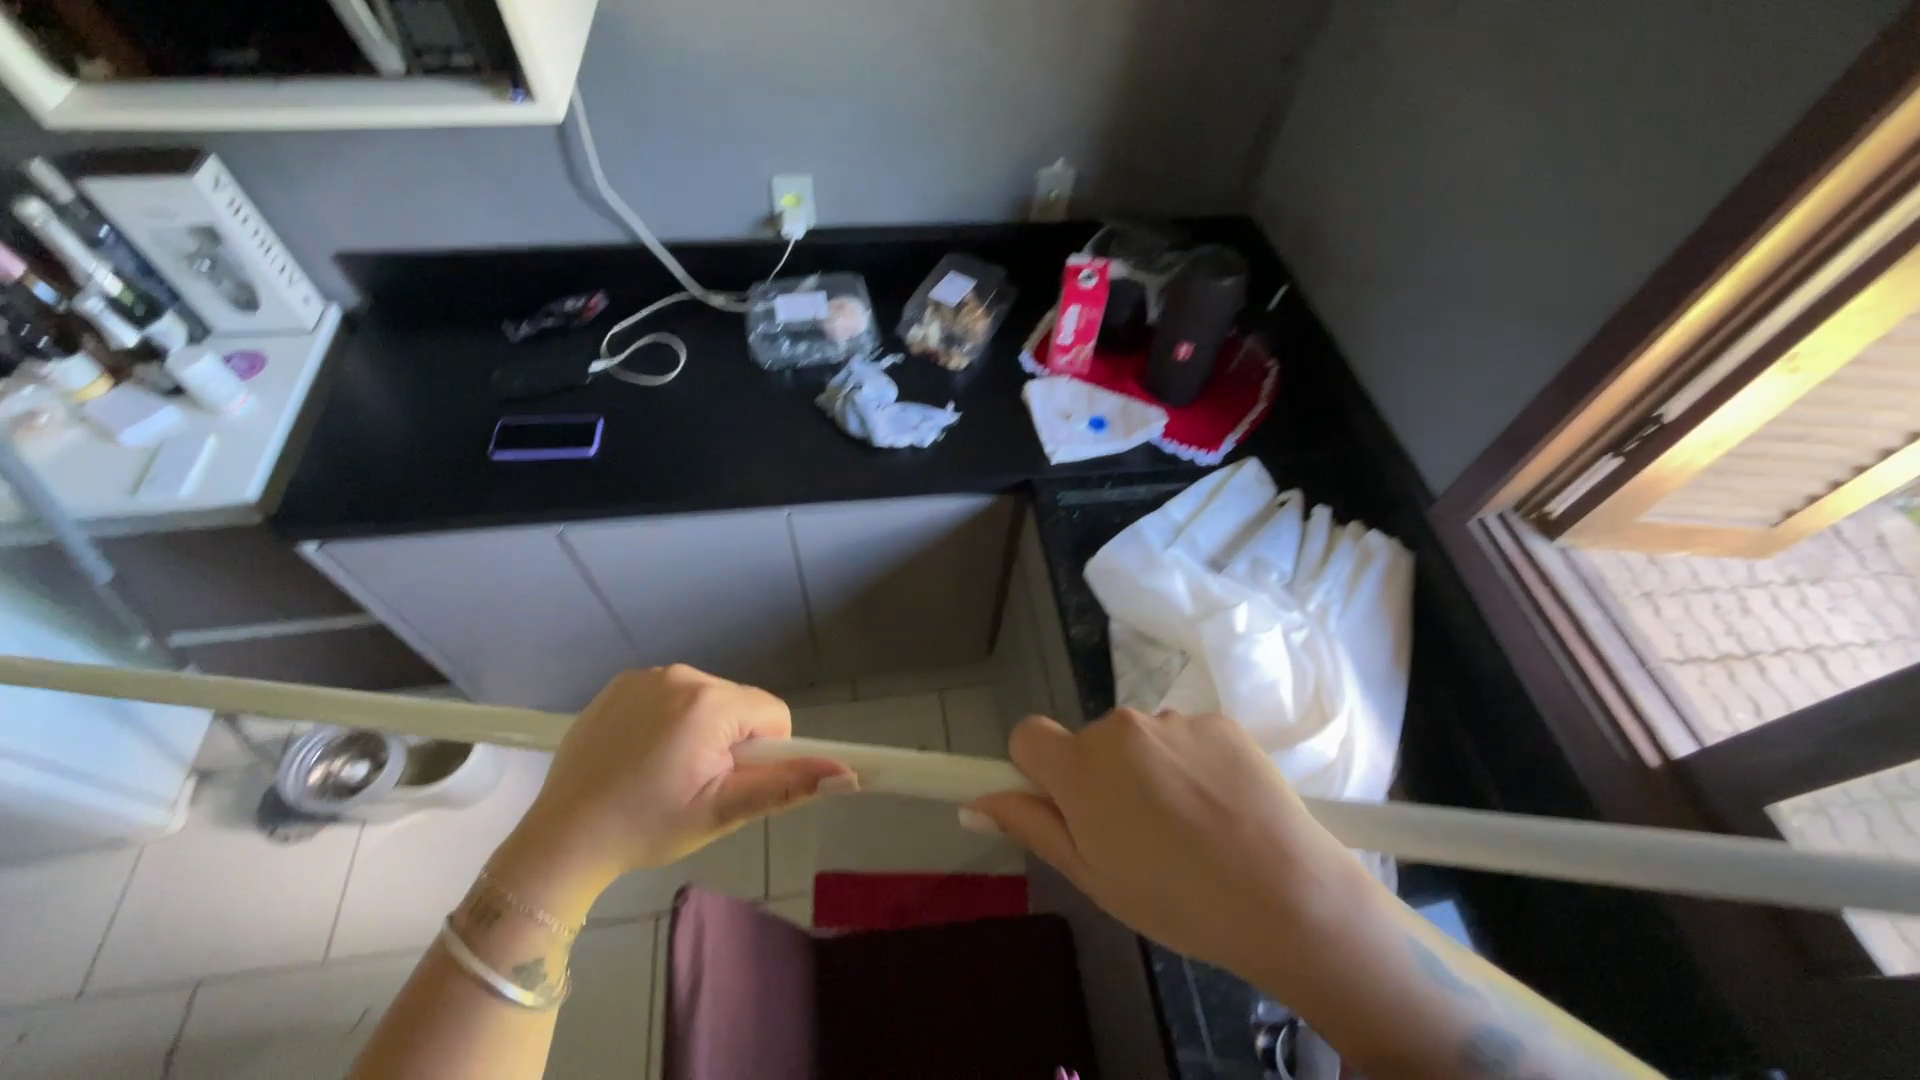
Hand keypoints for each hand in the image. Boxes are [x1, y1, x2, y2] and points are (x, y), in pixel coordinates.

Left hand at [506, 666, 851, 893]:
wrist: (564, 836)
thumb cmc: (648, 826)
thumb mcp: (723, 811)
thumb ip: (788, 786)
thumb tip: (847, 773)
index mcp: (709, 703)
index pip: (774, 715)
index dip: (765, 754)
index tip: (729, 782)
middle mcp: (681, 675)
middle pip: (740, 704)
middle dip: (732, 741)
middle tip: (695, 784)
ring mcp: (646, 676)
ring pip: (706, 699)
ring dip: (701, 729)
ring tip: (665, 772)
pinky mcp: (620, 684)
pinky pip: (670, 694)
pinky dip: (669, 719)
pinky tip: (641, 754)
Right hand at [969, 708, 1379, 981]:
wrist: (1286, 895)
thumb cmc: (1176, 899)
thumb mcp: (1092, 875)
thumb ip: (1030, 827)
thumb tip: (973, 803)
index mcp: (1080, 766)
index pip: (1028, 735)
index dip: (1037, 770)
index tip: (1063, 806)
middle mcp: (1121, 727)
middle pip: (1088, 742)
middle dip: (1099, 778)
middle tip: (1136, 835)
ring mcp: (1174, 720)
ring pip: (1139, 741)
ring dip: (1148, 770)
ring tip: (1189, 828)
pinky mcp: (1220, 720)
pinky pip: (1185, 736)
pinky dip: (1192, 764)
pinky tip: (1221, 808)